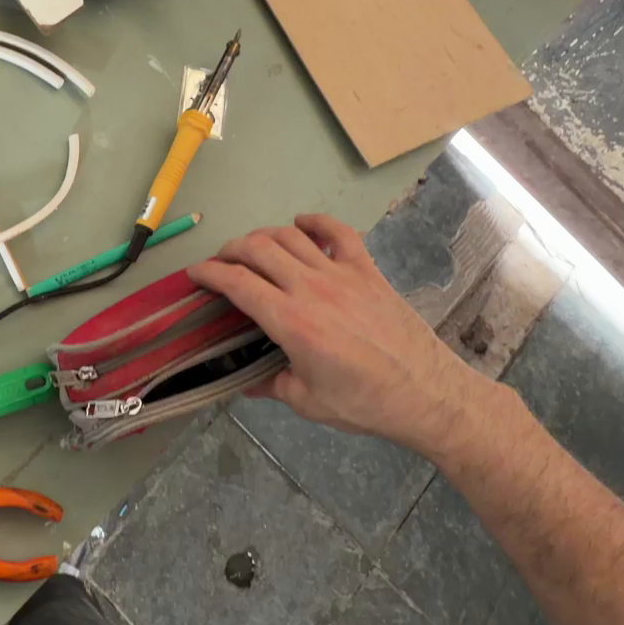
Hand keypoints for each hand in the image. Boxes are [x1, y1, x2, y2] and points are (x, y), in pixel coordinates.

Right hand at [188, 214, 500, 456]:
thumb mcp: (307, 402)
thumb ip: (270, 384)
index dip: (209, 273)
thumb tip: (244, 382)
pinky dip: (315, 221)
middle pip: (258, 248)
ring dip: (263, 235)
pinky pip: (337, 231)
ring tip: (253, 247)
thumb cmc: (364, 403)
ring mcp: (341, 273)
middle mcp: (311, 288)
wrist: (428, 394)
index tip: (195, 274)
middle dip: (230, 249)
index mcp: (291, 322)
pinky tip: (302, 224)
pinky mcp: (367, 269)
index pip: (237, 283)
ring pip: (290, 235)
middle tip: (220, 261)